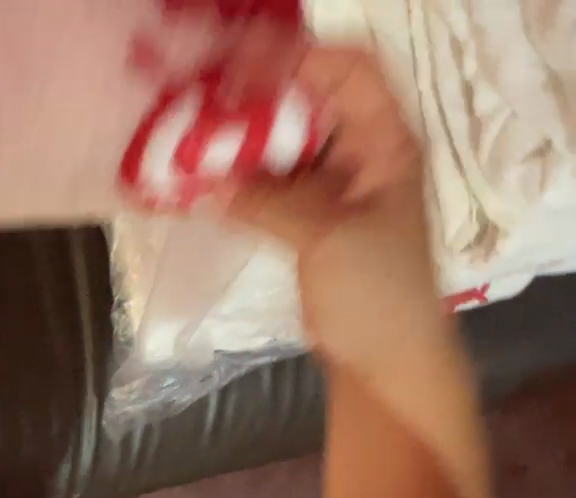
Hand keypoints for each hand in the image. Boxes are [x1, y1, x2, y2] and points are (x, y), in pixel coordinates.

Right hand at [221, 44, 452, 371]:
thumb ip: (268, 203)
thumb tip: (205, 184)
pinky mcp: (305, 228)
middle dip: (255, 102)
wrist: (385, 362)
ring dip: (238, 147)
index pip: (348, 71)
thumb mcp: (328, 237)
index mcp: (385, 143)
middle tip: (200, 105)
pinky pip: (266, 193)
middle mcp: (358, 158)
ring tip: (190, 145)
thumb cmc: (376, 294)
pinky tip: (201, 189)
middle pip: (307, 106)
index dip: (299, 58)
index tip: (238, 67)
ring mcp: (330, 194)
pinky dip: (235, 187)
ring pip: (281, 152)